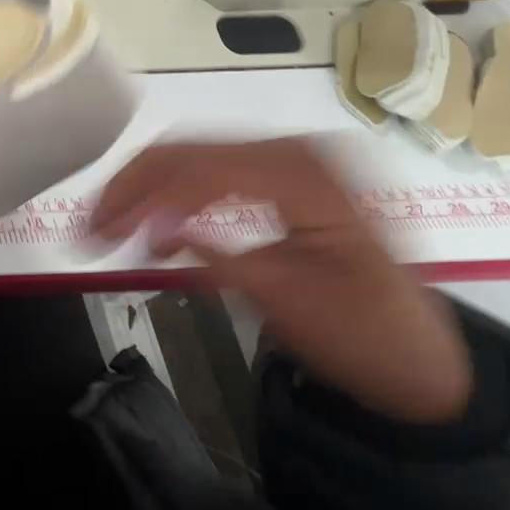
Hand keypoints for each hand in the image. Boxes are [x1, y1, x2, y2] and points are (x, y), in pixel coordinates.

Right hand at [90, 138, 471, 424]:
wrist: (418, 359)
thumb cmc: (365, 337)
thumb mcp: (291, 303)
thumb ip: (219, 257)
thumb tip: (152, 227)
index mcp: (313, 179)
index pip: (206, 168)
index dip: (147, 197)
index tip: (105, 232)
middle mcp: (299, 152)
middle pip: (189, 150)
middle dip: (132, 188)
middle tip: (91, 228)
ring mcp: (289, 159)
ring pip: (188, 154)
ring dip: (142, 188)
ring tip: (107, 226)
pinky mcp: (278, 174)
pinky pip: (206, 168)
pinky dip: (168, 192)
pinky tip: (151, 228)